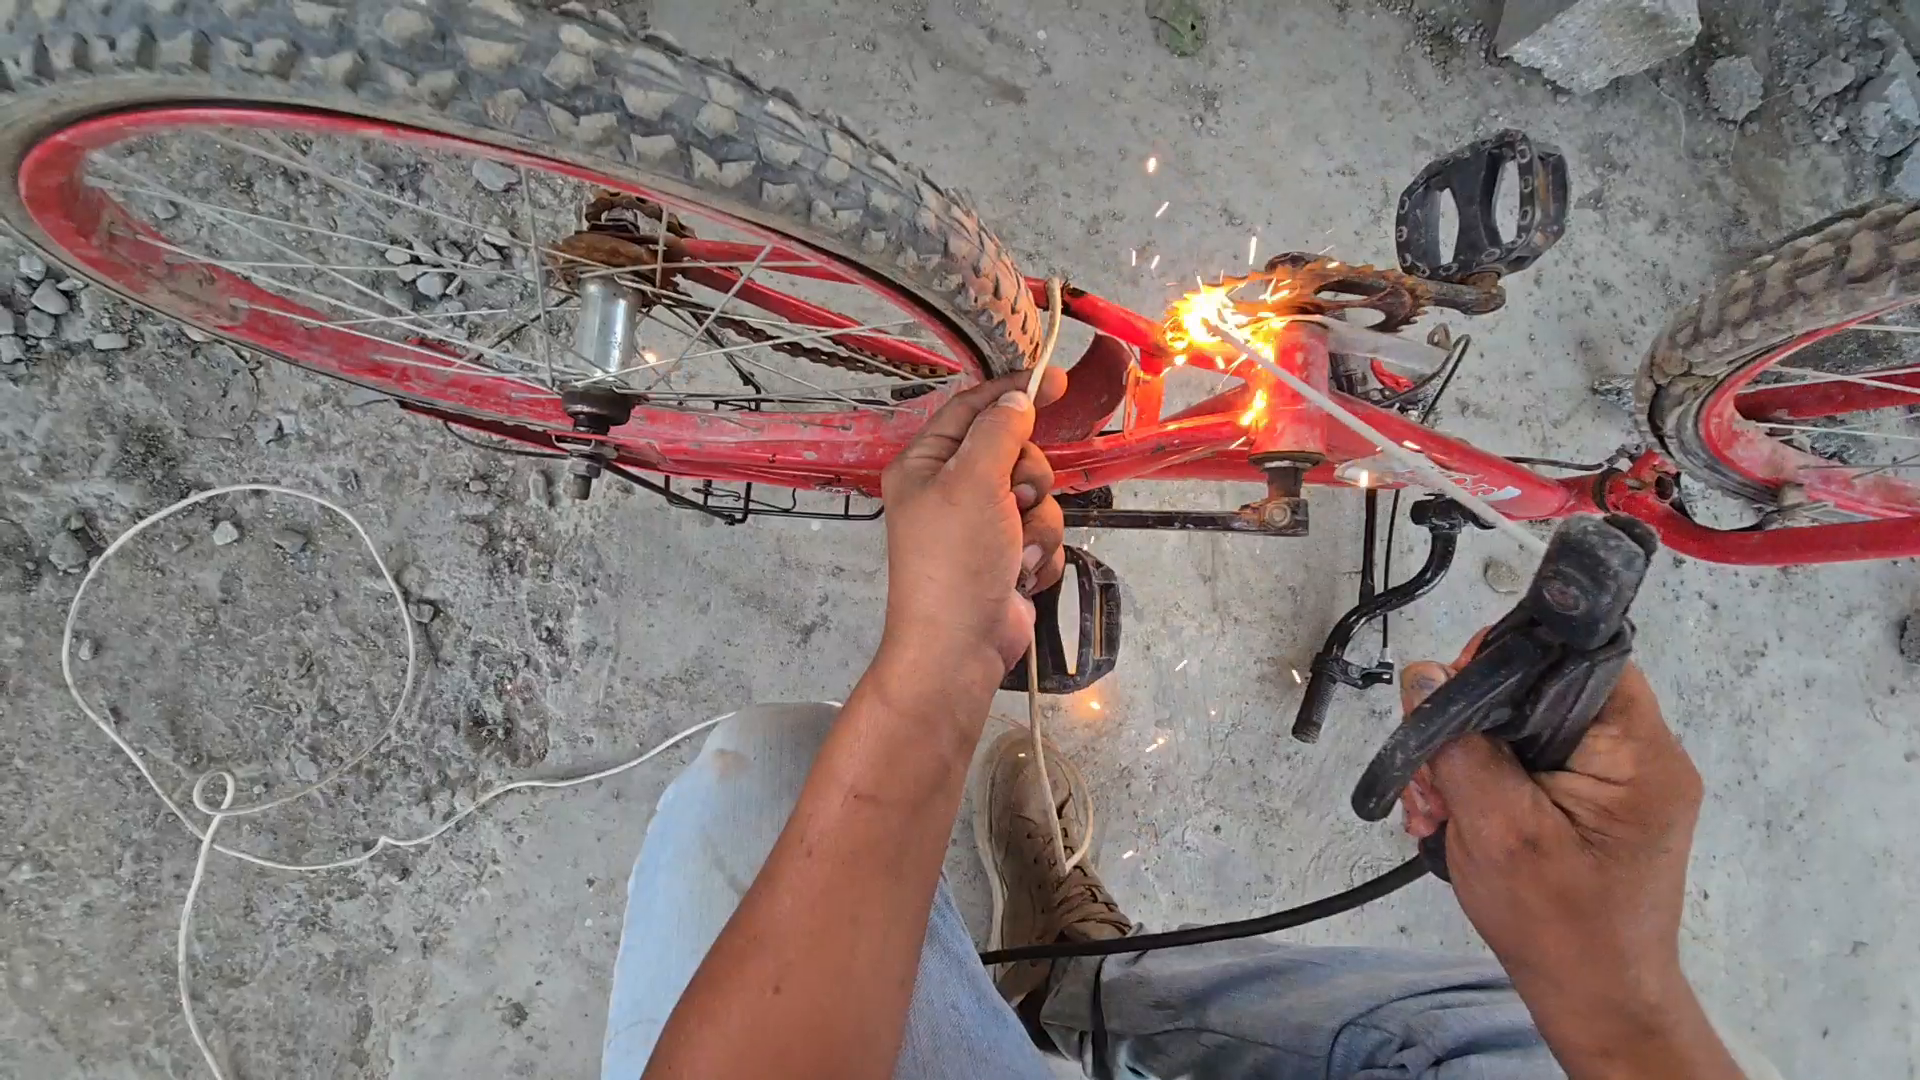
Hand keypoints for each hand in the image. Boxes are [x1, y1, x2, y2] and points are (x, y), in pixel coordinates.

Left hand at [877, 368, 1067, 691]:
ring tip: (1014, 552)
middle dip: (1027, 479)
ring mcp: (983, 525)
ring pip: (1038, 496)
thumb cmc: (955, 559)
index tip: (1057, 380)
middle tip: (1015, 502)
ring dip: (1037, 525)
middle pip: (1015, 452)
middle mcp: (952, 489)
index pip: (973, 409)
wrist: (960, 646)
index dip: (1014, 392)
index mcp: (927, 464)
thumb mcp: (972, 481)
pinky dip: (1039, 554)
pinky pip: (1043, 533)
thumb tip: (1017, 399)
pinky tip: (1018, 576)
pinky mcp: (1008, 556)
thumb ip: (998, 431)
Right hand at [1399, 650, 1740, 1078]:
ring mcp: (1603, 780)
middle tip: (1425, 765)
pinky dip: (1469, 781)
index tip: (1448, 681)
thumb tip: (1424, 674)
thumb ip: (1459, 742)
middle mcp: (1629, 756)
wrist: (1589, 998)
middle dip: (1462, 721)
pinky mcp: (1576, 800)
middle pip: (1531, 694)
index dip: (1511, 654)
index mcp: (1636, 753)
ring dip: (1454, 758)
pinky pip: (1512, 762)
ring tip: (1428, 805)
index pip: (1582, 660)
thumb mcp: (1496, 824)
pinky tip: (1439, 813)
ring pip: (1510, 729)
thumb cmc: (1555, 917)